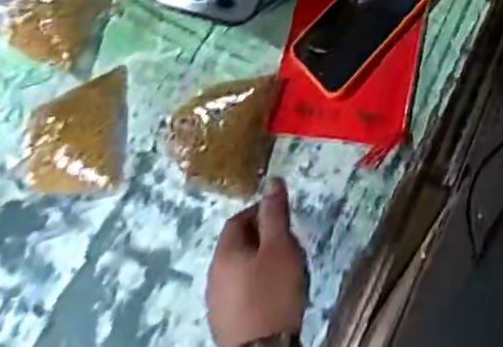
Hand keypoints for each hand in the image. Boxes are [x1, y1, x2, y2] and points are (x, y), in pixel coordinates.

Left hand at [206, 181, 306, 346]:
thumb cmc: (272, 292)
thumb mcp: (280, 245)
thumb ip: (275, 213)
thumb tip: (272, 180)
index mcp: (224, 253)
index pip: (238, 219)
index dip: (261, 211)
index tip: (285, 217)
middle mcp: (213, 275)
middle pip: (238, 243)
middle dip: (264, 236)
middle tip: (289, 242)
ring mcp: (216, 302)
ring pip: (239, 267)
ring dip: (260, 260)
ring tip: (285, 268)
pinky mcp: (225, 322)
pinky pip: (240, 290)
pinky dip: (256, 282)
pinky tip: (274, 292)